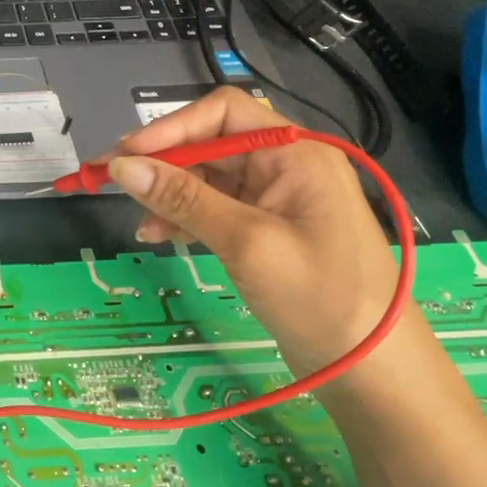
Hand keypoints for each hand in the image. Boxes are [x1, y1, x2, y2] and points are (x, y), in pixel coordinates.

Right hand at [97, 86, 402, 374]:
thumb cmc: (320, 298)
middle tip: (111, 183)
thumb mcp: (245, 242)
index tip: (125, 156)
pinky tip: (158, 236)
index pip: (222, 112)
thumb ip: (182, 198)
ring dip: (167, 193)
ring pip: (205, 177)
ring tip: (139, 222)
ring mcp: (277, 199)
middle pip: (209, 143)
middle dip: (161, 163)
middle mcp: (286, 166)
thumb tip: (119, 165)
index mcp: (295, 153)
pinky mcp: (266, 229)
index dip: (170, 128)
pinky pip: (213, 206)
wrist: (375, 374)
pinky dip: (183, 216)